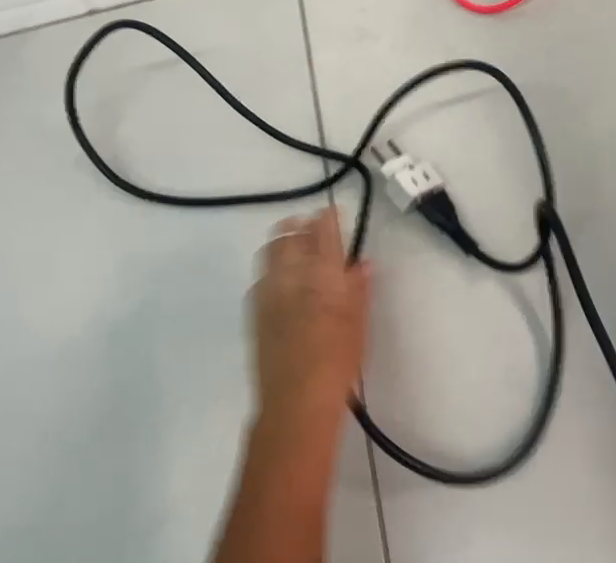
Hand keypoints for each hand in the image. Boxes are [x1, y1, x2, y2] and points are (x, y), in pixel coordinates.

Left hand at [250, 208, 372, 429]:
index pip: (323, 230)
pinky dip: (273, 269)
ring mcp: (267, 291)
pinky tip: (284, 282)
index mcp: (321, 274)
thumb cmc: (338, 362)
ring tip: (297, 249)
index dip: (328, 217)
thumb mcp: (359, 322)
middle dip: (302, 225)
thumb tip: (361, 263)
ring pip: (270, 250)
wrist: (295, 402)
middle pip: (289, 233)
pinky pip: (261, 276)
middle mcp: (290, 275)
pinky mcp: (254, 310)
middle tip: (315, 229)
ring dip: (284, 242)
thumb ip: (358, 287)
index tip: (335, 213)